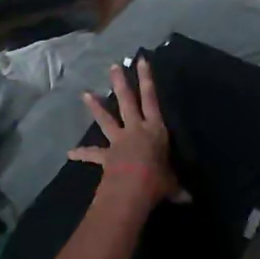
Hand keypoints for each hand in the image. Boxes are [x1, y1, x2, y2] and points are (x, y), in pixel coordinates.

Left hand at [71, 58, 185, 205]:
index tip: (141, 60)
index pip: (152, 98)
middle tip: (114, 66)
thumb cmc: (158, 180)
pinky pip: (93, 154)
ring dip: (96, 107)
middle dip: (121, 83)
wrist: (132, 190)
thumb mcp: (172, 184)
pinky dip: (82, 153)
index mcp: (155, 129)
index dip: (147, 78)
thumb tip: (189, 199)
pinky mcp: (106, 156)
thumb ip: (177, 188)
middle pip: (127, 101)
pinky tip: (70, 153)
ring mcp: (118, 141)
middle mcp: (136, 129)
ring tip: (85, 93)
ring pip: (106, 119)